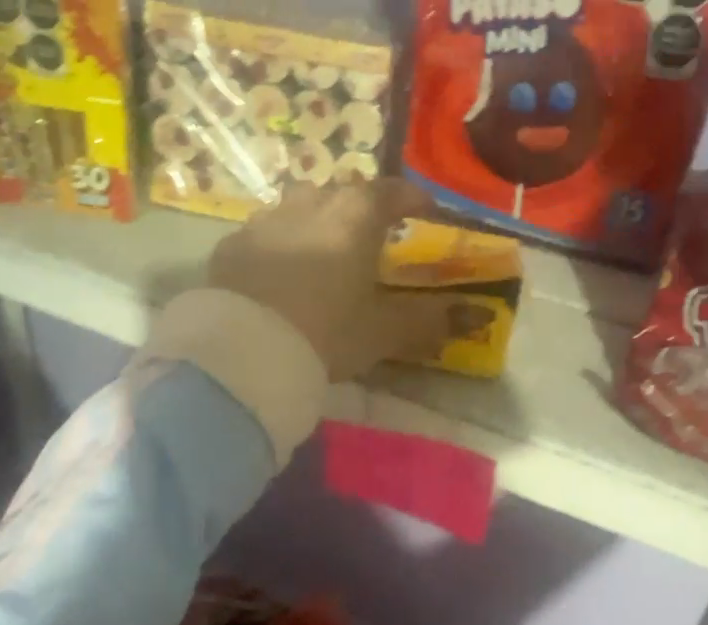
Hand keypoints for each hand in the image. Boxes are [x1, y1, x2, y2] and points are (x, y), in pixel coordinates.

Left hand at [208, 179, 453, 382]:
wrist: (245, 348)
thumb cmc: (327, 332)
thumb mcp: (385, 332)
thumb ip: (429, 320)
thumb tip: (475, 315)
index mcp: (355, 216)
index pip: (392, 192)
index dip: (412, 200)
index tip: (425, 211)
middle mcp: (310, 203)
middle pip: (342, 192)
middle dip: (360, 208)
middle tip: (371, 236)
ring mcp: (266, 220)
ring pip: (299, 208)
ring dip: (317, 222)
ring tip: (324, 252)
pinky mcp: (232, 245)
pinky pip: (265, 235)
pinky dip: (280, 246)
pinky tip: (280, 275)